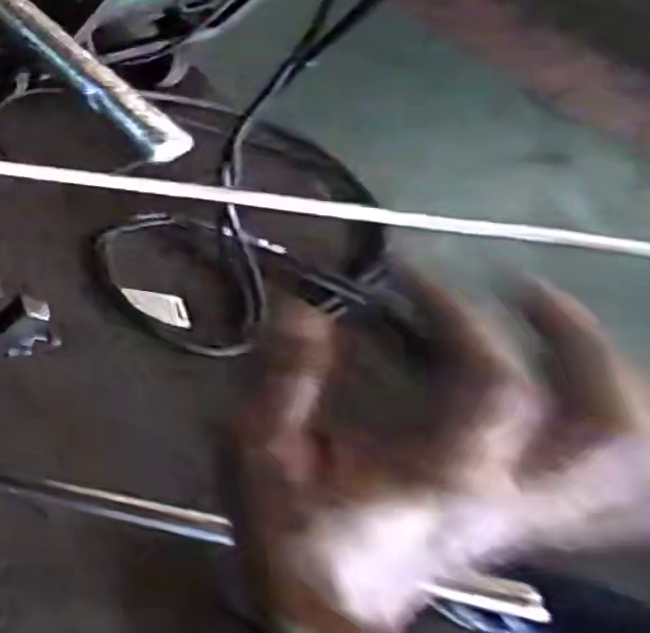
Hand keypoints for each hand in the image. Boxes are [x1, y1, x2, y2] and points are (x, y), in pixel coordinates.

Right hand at [234, 279, 649, 632]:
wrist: (326, 605)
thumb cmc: (289, 522)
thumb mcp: (262, 445)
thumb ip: (286, 379)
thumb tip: (302, 310)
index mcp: (448, 474)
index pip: (496, 387)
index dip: (464, 320)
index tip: (408, 276)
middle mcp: (516, 496)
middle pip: (612, 430)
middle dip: (583, 347)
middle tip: (521, 291)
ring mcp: (534, 516)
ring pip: (634, 464)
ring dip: (616, 388)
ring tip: (553, 330)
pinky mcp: (528, 522)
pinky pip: (614, 488)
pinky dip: (613, 439)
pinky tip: (574, 399)